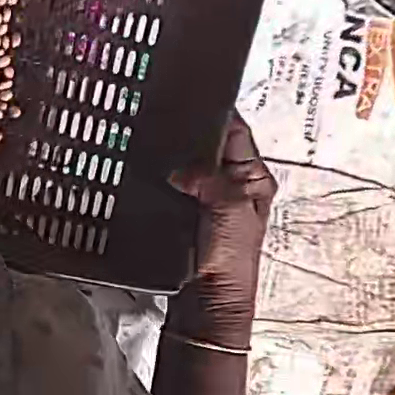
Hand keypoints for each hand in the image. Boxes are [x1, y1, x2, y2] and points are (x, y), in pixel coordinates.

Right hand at [167, 114, 275, 344]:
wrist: (207, 300)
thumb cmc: (229, 256)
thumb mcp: (230, 210)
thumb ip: (211, 180)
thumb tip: (180, 169)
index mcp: (254, 178)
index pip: (234, 132)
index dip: (214, 113)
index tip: (187, 94)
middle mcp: (230, 183)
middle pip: (207, 146)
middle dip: (187, 133)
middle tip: (158, 111)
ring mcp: (204, 197)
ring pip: (187, 164)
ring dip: (171, 154)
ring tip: (144, 133)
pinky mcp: (181, 210)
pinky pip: (170, 184)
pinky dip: (159, 175)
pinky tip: (141, 165)